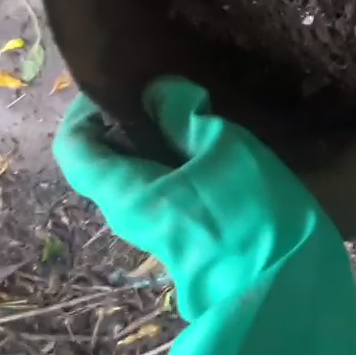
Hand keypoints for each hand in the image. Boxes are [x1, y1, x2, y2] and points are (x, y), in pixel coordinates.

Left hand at [54, 78, 355, 354]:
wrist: (280, 276)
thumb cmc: (245, 206)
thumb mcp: (222, 145)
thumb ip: (184, 114)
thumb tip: (157, 91)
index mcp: (123, 190)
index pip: (74, 146)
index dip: (87, 108)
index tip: (127, 78)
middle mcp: (127, 210)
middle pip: (109, 157)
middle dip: (134, 116)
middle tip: (175, 83)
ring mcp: (157, 224)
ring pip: (142, 170)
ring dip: (163, 135)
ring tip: (203, 104)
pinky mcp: (186, 229)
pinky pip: (168, 183)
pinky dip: (182, 155)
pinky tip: (220, 139)